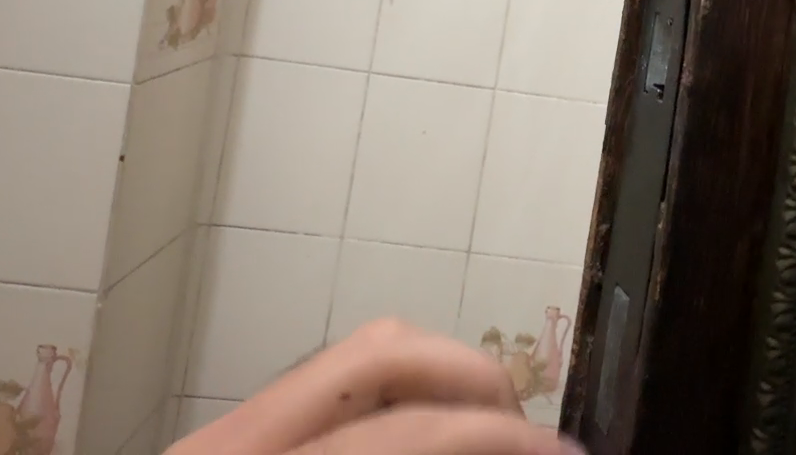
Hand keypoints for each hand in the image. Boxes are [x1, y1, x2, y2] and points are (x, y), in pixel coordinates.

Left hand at [165, 319, 580, 454]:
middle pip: (384, 350)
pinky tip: (433, 431)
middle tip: (529, 433)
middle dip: (476, 381)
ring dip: (445, 376)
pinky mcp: (239, 434)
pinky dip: (406, 393)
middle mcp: (238, 441)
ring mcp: (232, 430)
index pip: (402, 432)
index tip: (562, 452)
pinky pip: (343, 383)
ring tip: (488, 426)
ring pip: (365, 351)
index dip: (495, 435)